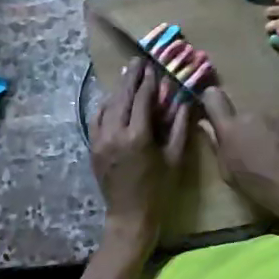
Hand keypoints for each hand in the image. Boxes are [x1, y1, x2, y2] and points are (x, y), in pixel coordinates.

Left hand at [89, 58, 189, 250]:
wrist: (130, 216)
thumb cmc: (159, 189)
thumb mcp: (175, 158)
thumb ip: (179, 126)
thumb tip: (185, 100)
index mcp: (137, 136)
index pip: (142, 99)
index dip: (149, 81)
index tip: (154, 67)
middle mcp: (114, 134)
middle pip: (122, 97)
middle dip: (131, 78)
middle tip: (138, 61)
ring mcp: (100, 140)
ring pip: (107, 105)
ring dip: (118, 89)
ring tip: (127, 74)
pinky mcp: (93, 147)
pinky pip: (97, 119)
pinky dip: (106, 105)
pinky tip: (114, 99)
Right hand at [197, 87, 278, 219]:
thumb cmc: (259, 186)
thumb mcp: (229, 173)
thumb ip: (216, 144)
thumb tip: (204, 123)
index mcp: (231, 128)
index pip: (213, 98)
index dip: (212, 100)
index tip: (214, 109)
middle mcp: (251, 114)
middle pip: (244, 116)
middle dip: (247, 129)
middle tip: (256, 151)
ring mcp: (276, 114)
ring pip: (266, 120)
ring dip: (268, 131)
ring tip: (278, 154)